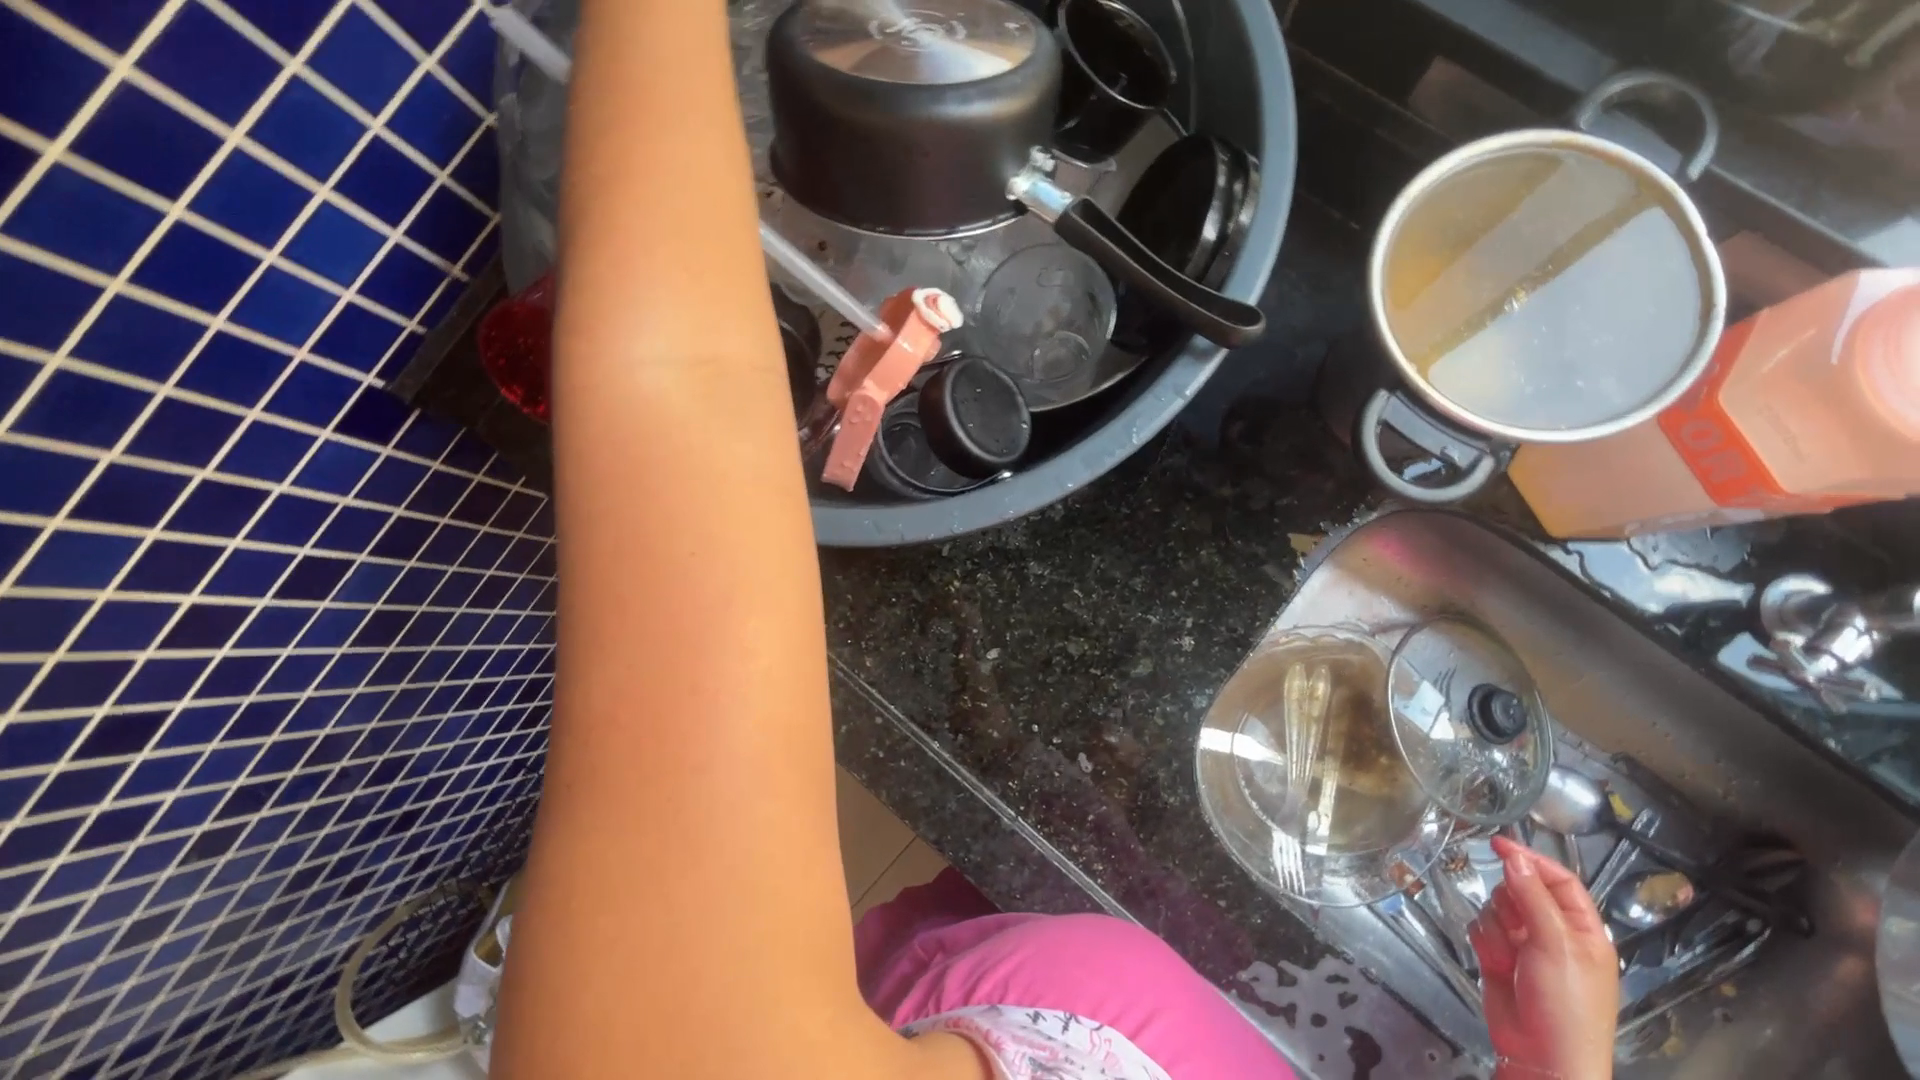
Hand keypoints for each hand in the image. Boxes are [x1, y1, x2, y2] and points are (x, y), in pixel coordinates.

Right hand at [1470, 836, 1619, 1079]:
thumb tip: (1514, 859)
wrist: (1543, 1057)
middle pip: (1521, 891)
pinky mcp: (1500, 959)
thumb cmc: (1565, 1004)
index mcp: (1583, 930)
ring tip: (1506, 955)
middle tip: (1514, 924)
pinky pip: (1482, 931)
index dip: (1530, 860)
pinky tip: (1494, 963)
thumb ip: (1533, 898)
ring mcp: (1525, 947)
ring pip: (1496, 909)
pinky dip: (1484, 943)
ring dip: (1496, 927)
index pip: (1558, 880)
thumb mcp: (1555, 946)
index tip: (1497, 844)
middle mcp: (1554, 933)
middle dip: (1509, 902)